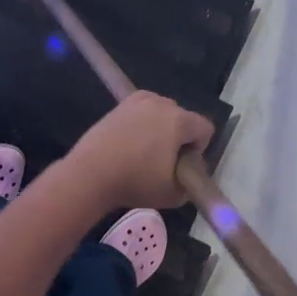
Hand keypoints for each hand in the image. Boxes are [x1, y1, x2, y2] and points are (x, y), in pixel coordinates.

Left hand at [64, 90, 214, 210]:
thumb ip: (191, 182)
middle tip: (165, 161)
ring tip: (145, 153)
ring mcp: (136, 101)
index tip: (183, 166)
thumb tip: (187, 172)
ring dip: (160, 129)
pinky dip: (141, 125)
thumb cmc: (136, 182)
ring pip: (161, 113)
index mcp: (178, 120)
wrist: (91, 173)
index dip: (199, 149)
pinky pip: (141, 112)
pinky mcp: (118, 106)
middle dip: (179, 137)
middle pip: (183, 118)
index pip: (205, 128)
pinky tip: (130, 144)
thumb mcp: (174, 194)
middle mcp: (160, 103)